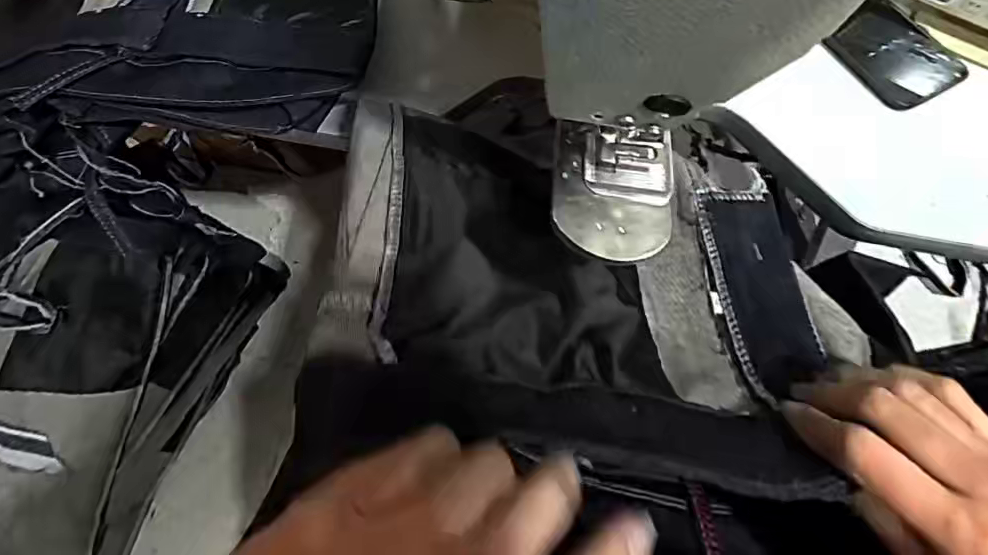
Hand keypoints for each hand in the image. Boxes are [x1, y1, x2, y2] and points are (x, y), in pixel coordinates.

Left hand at [237, 427, 655, 554]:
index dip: (616, 542)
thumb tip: (553, 540)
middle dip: (553, 489)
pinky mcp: (351, 488)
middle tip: (548, 493)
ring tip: (476, 488)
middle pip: (545, 489)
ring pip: (486, 458)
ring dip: (489, 475)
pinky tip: (426, 472)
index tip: (635, 523)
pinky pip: (422, 443)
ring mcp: (404, 512)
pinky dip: (433, 455)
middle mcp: (464, 545)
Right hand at [781, 366, 987, 554]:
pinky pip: (955, 394)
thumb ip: (894, 534)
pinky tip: (886, 376)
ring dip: (867, 377)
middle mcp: (983, 483)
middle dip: (835, 393)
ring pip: (919, 390)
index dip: (820, 427)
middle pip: (889, 409)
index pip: (869, 454)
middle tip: (802, 390)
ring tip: (834, 379)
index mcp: (963, 531)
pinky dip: (911, 377)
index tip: (789, 413)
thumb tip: (852, 480)